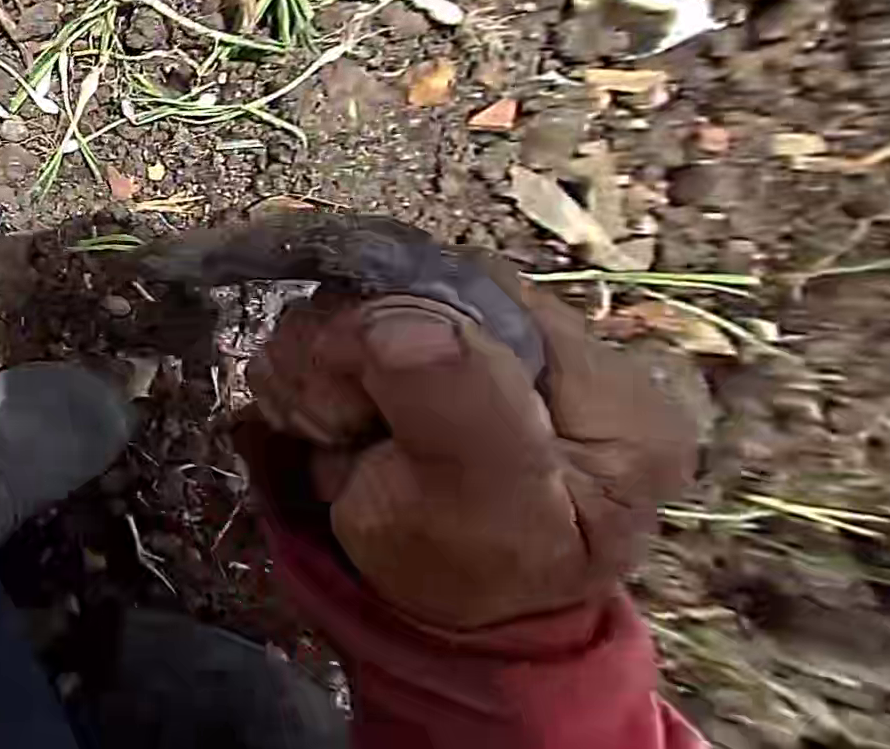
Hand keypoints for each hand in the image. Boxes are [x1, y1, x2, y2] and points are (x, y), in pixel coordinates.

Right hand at [248, 278, 698, 628]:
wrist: (415, 602)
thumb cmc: (465, 570)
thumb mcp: (486, 513)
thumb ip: (460, 414)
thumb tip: (398, 322)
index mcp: (592, 378)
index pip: (470, 287)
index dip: (399, 329)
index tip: (373, 407)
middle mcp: (520, 340)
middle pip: (389, 287)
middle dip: (345, 362)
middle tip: (352, 432)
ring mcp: (446, 340)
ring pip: (333, 304)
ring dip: (313, 374)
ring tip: (337, 436)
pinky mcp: (389, 350)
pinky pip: (306, 328)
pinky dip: (297, 378)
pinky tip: (323, 423)